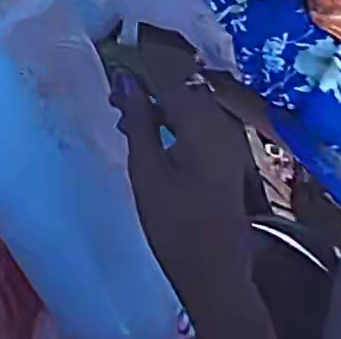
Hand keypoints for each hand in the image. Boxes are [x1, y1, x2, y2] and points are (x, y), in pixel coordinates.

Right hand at [111, 40, 274, 337]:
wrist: (215, 276)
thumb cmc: (175, 223)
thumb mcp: (146, 168)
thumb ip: (137, 117)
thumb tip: (125, 79)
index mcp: (202, 123)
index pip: (169, 75)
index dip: (140, 65)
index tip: (114, 64)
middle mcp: (220, 123)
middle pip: (182, 84)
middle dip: (149, 82)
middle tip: (116, 94)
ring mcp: (227, 139)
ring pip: (189, 102)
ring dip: (159, 100)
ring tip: (125, 113)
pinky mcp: (226, 155)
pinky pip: (197, 120)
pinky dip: (173, 117)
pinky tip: (149, 131)